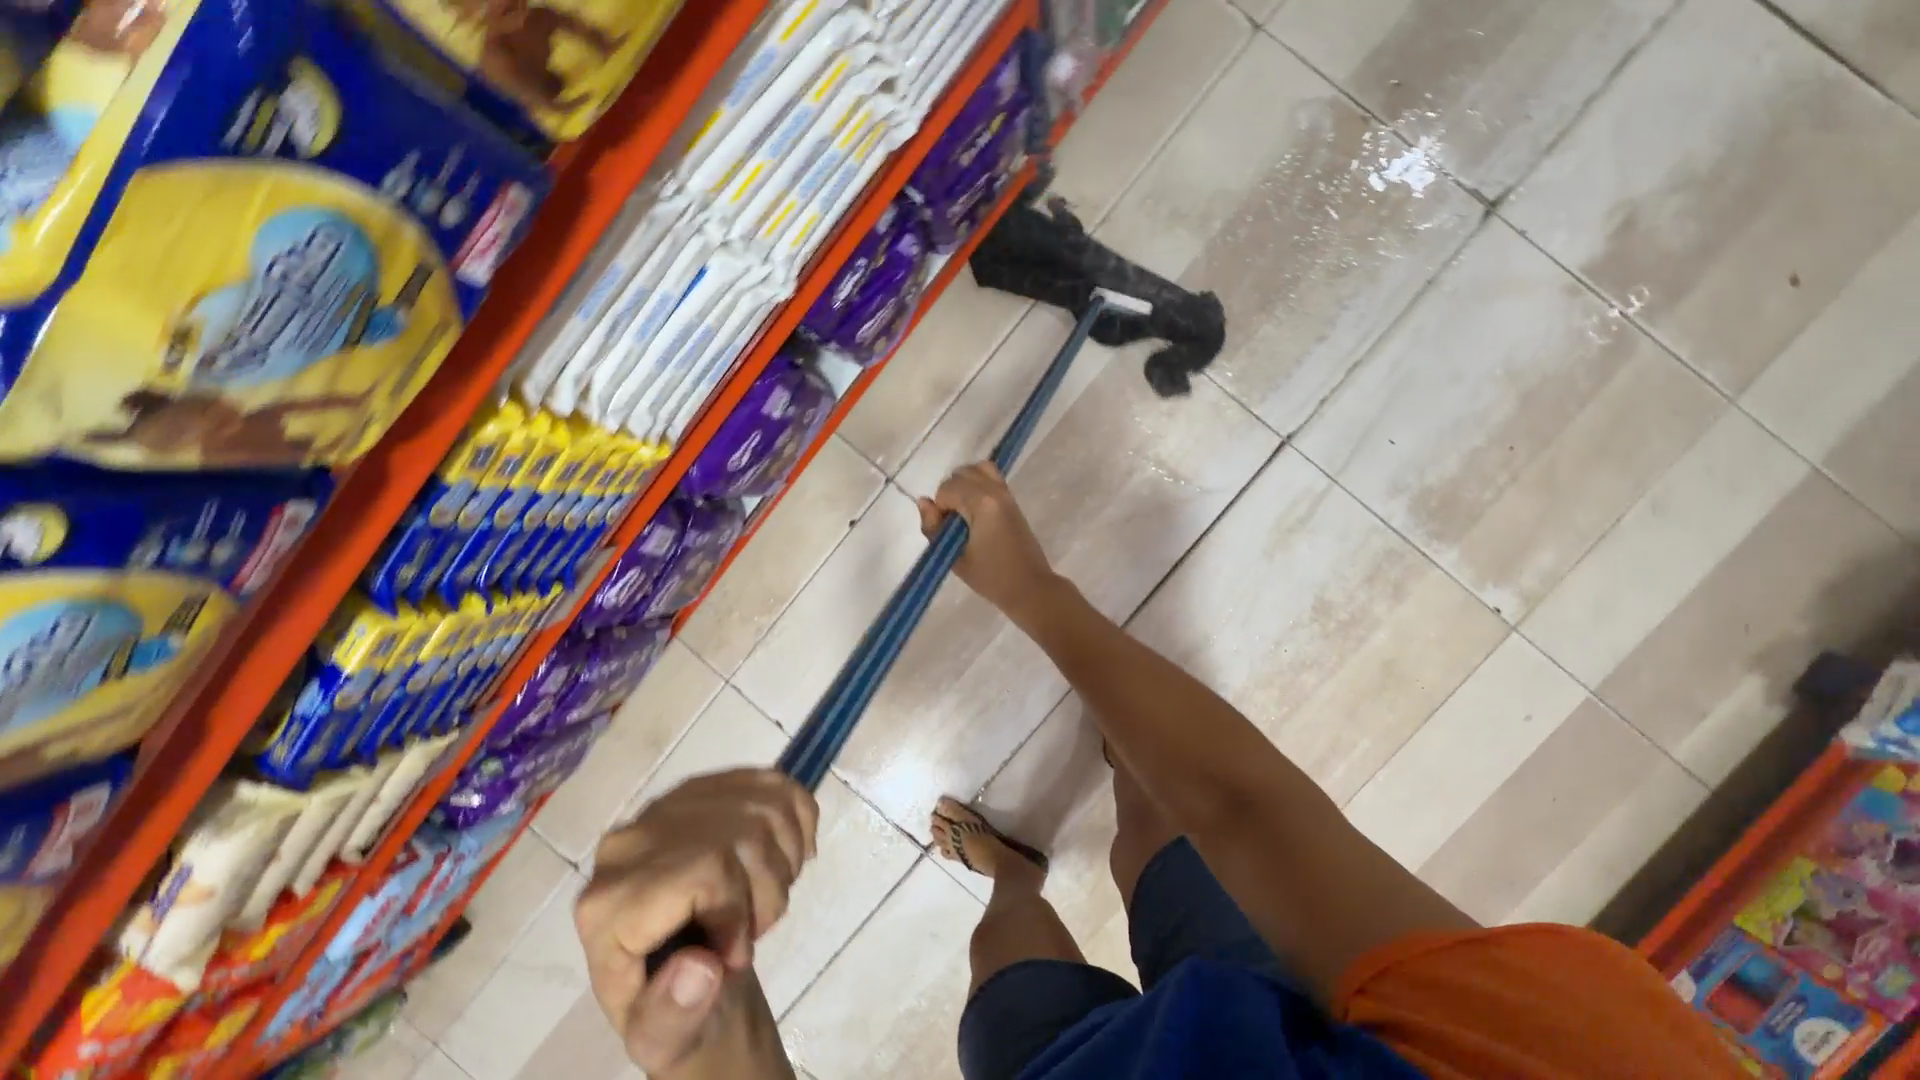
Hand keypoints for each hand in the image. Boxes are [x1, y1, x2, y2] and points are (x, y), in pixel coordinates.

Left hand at [575, 769, 817, 1076]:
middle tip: (751, 931)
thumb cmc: (677, 1014)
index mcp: (608, 901)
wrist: (695, 978)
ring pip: (766, 807)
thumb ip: (672, 1015)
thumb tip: (700, 968)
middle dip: (766, 892)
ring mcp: (668, 807)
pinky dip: (798, 825)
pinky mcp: (704, 788)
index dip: (738, 913)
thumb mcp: (665, 1042)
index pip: (706, 870)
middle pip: (742, 833)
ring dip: (785, 863)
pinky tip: (780, 862)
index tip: (733, 955)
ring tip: (760, 902)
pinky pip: (776, 785)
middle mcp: (629, 841)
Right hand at [917, 462, 1062, 619]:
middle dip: (949, 495)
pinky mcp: (1012, 499)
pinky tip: (974, 510)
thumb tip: (923, 502)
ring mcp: (1006, 493)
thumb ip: (934, 528)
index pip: (946, 489)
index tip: (947, 533)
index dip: (940, 510)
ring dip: (964, 485)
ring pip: (977, 469)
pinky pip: (991, 477)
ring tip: (963, 512)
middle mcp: (995, 490)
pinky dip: (977, 485)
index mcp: (982, 503)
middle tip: (953, 525)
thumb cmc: (990, 577)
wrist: (1029, 586)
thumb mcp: (954, 557)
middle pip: (960, 474)